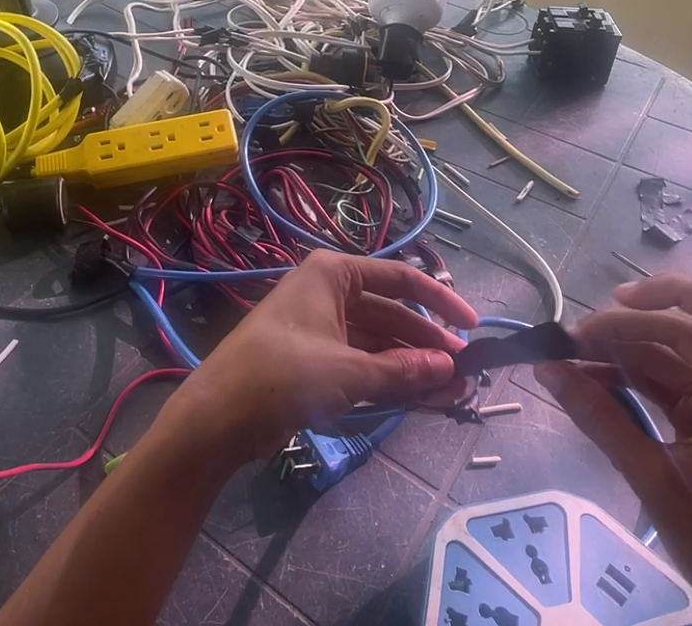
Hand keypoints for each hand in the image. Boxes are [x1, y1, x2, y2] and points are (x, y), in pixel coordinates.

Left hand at [162, 250, 478, 463]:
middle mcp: (329, 294)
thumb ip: (402, 371)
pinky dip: (390, 380)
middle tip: (465, 375)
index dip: (440, 301)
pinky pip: (363, 365)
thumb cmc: (282, 374)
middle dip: (427, 345)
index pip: (400, 279)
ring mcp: (321, 329)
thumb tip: (451, 370)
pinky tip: (422, 400)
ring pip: (379, 343)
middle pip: (391, 314)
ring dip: (413, 367)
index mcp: (333, 275)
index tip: (472, 327)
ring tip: (452, 393)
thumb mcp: (348, 372)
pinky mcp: (315, 362)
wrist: (219, 416)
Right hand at [532, 277, 691, 625]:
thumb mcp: (658, 482)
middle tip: (570, 342)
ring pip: (677, 362)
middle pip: (690, 337)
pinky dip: (635, 386)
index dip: (676, 293)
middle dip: (628, 333)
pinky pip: (675, 391)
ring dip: (625, 358)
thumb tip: (547, 371)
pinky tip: (592, 384)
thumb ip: (602, 421)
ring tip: (570, 360)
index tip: (617, 299)